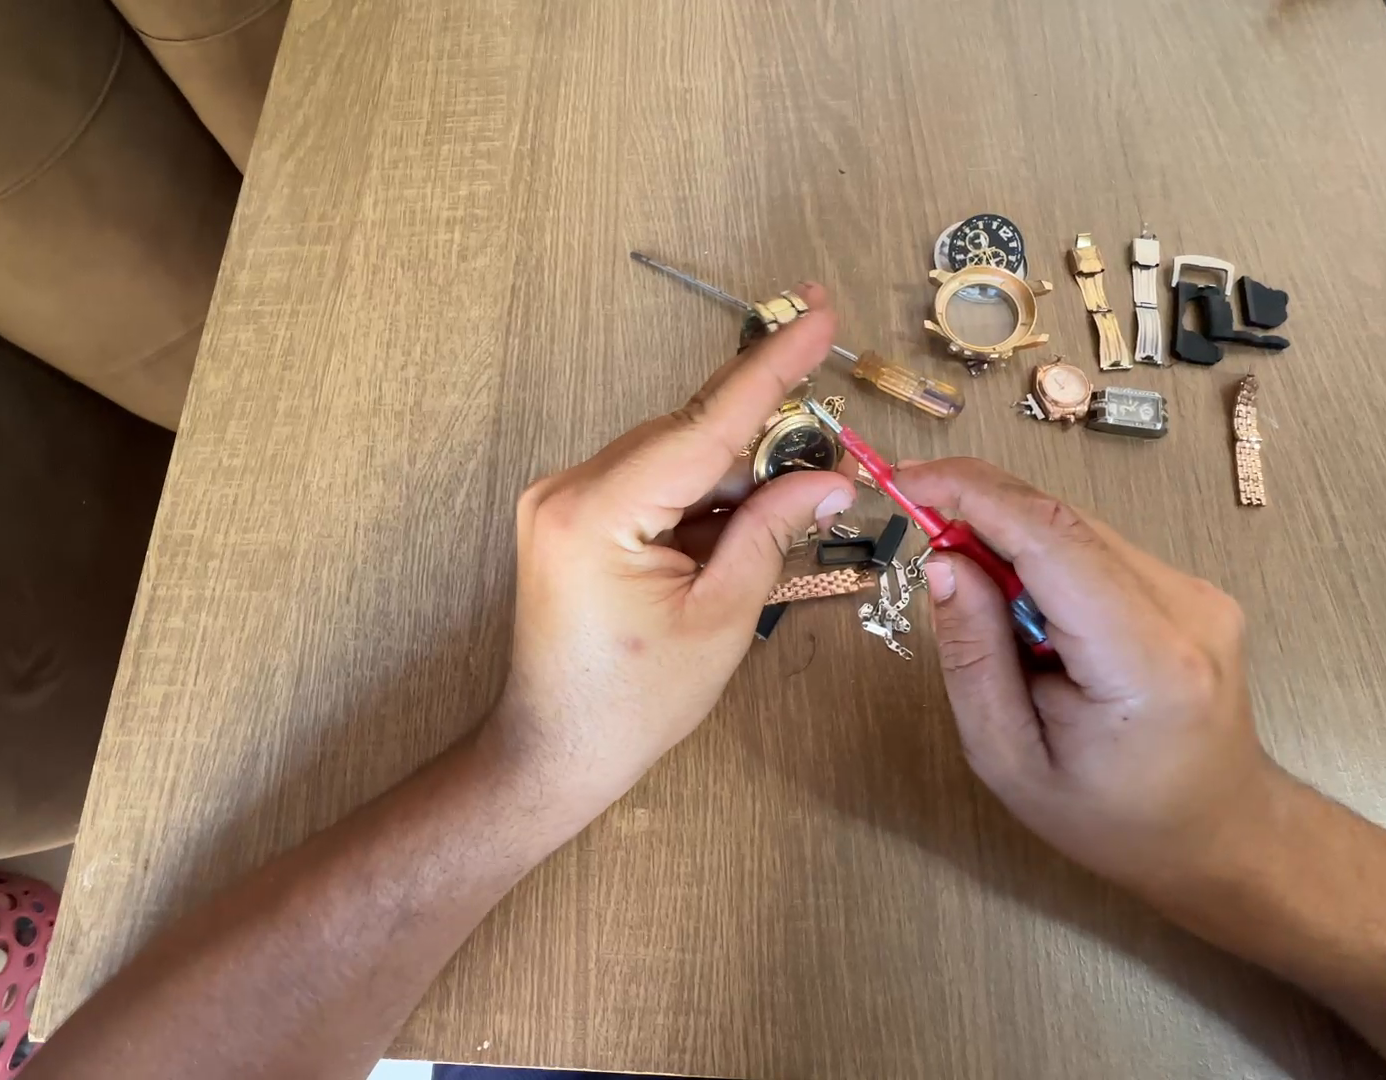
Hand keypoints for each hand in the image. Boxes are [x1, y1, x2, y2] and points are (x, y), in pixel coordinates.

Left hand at [486, 284, 856, 801]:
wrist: (555, 747)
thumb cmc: (636, 702)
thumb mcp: (721, 616)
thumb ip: (770, 529)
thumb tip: (830, 479)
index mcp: (597, 510)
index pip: (702, 423)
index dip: (770, 369)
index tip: (819, 313)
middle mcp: (567, 487)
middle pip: (685, 436)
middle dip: (762, 438)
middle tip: (828, 445)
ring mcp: (562, 498)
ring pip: (671, 458)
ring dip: (733, 472)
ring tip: (790, 496)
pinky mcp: (570, 515)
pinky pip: (649, 483)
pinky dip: (699, 496)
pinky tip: (737, 520)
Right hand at [895, 458, 1285, 901]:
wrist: (1219, 834)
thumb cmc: (1105, 815)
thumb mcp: (1006, 754)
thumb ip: (971, 655)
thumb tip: (944, 560)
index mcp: (1145, 660)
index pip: (1051, 540)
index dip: (972, 493)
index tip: (903, 478)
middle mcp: (1186, 606)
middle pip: (1061, 521)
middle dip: (976, 508)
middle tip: (913, 522)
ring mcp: (1195, 592)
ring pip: (1072, 528)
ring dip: (1002, 537)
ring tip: (967, 591)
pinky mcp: (1187, 589)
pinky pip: (1090, 548)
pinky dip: (1034, 557)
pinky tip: (1016, 607)